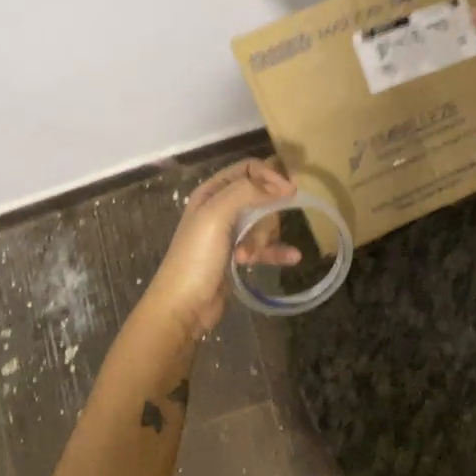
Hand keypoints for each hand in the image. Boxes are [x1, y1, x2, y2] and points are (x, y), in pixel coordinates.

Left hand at [144, 158, 302, 337]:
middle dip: (264, 218)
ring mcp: (231, 233)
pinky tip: (293, 257)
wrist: (182, 306)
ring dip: (264, 240)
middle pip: (262, 198)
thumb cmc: (196, 257)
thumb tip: (285, 185)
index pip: (249, 169)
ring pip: (265, 223)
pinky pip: (266, 246)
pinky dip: (277, 251)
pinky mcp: (239, 256)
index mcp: (212, 192)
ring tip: (248, 258)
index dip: (270, 176)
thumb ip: (248, 191)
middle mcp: (222, 207)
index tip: (289, 193)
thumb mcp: (216, 215)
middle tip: (253, 238)